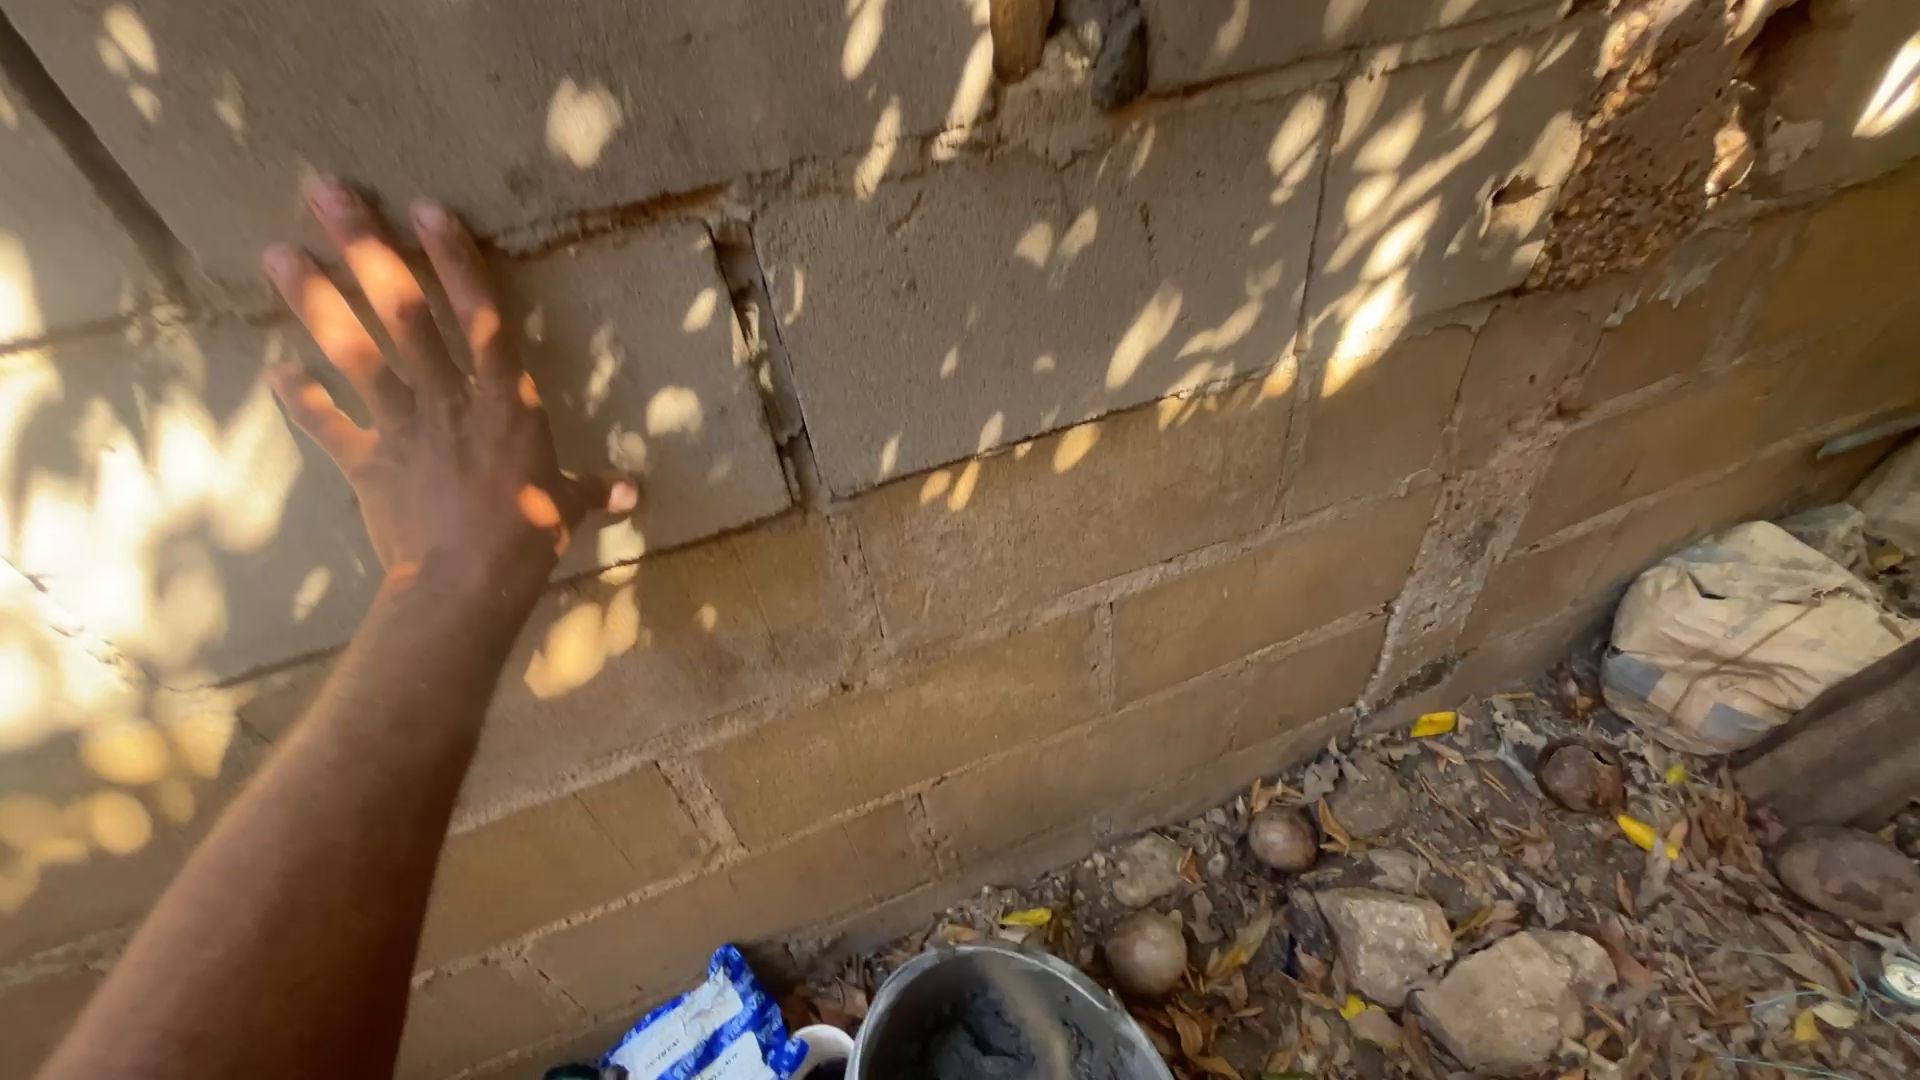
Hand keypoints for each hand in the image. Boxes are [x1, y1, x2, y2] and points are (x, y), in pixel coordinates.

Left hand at [263, 178, 633, 608]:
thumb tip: (634, 491)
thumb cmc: (531, 537)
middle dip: (367, 252)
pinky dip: (300, 397)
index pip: (484, 320)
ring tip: (277, 254)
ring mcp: (402, 427)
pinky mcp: (367, 462)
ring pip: (356, 354)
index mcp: (508, 403)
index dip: (456, 263)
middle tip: (326, 193)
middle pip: (406, 316)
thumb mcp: (570, 508)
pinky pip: (328, 423)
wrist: (467, 582)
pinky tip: (274, 367)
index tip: (426, 210)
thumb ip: (595, 490)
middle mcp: (451, 400)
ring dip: (316, 302)